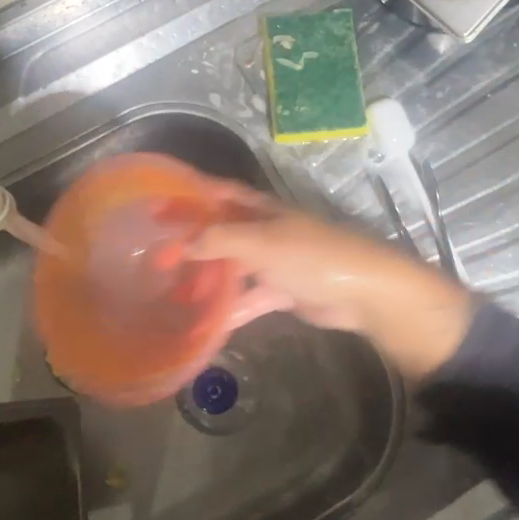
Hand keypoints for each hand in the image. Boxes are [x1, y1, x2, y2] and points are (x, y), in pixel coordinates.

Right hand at [186, 189, 475, 379]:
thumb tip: (180, 244)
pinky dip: (229, 310)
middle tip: (155, 257)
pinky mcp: (283, 292)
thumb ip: (219, 240)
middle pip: (221, 233)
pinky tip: (203, 326)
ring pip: (232, 269)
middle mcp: (265, 230)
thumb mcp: (261, 242)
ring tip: (171, 293)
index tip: (157, 204)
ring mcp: (275, 262)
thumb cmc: (311, 255)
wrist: (363, 291)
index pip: (219, 194)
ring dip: (207, 280)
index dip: (190, 196)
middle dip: (191, 243)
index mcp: (262, 208)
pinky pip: (249, 299)